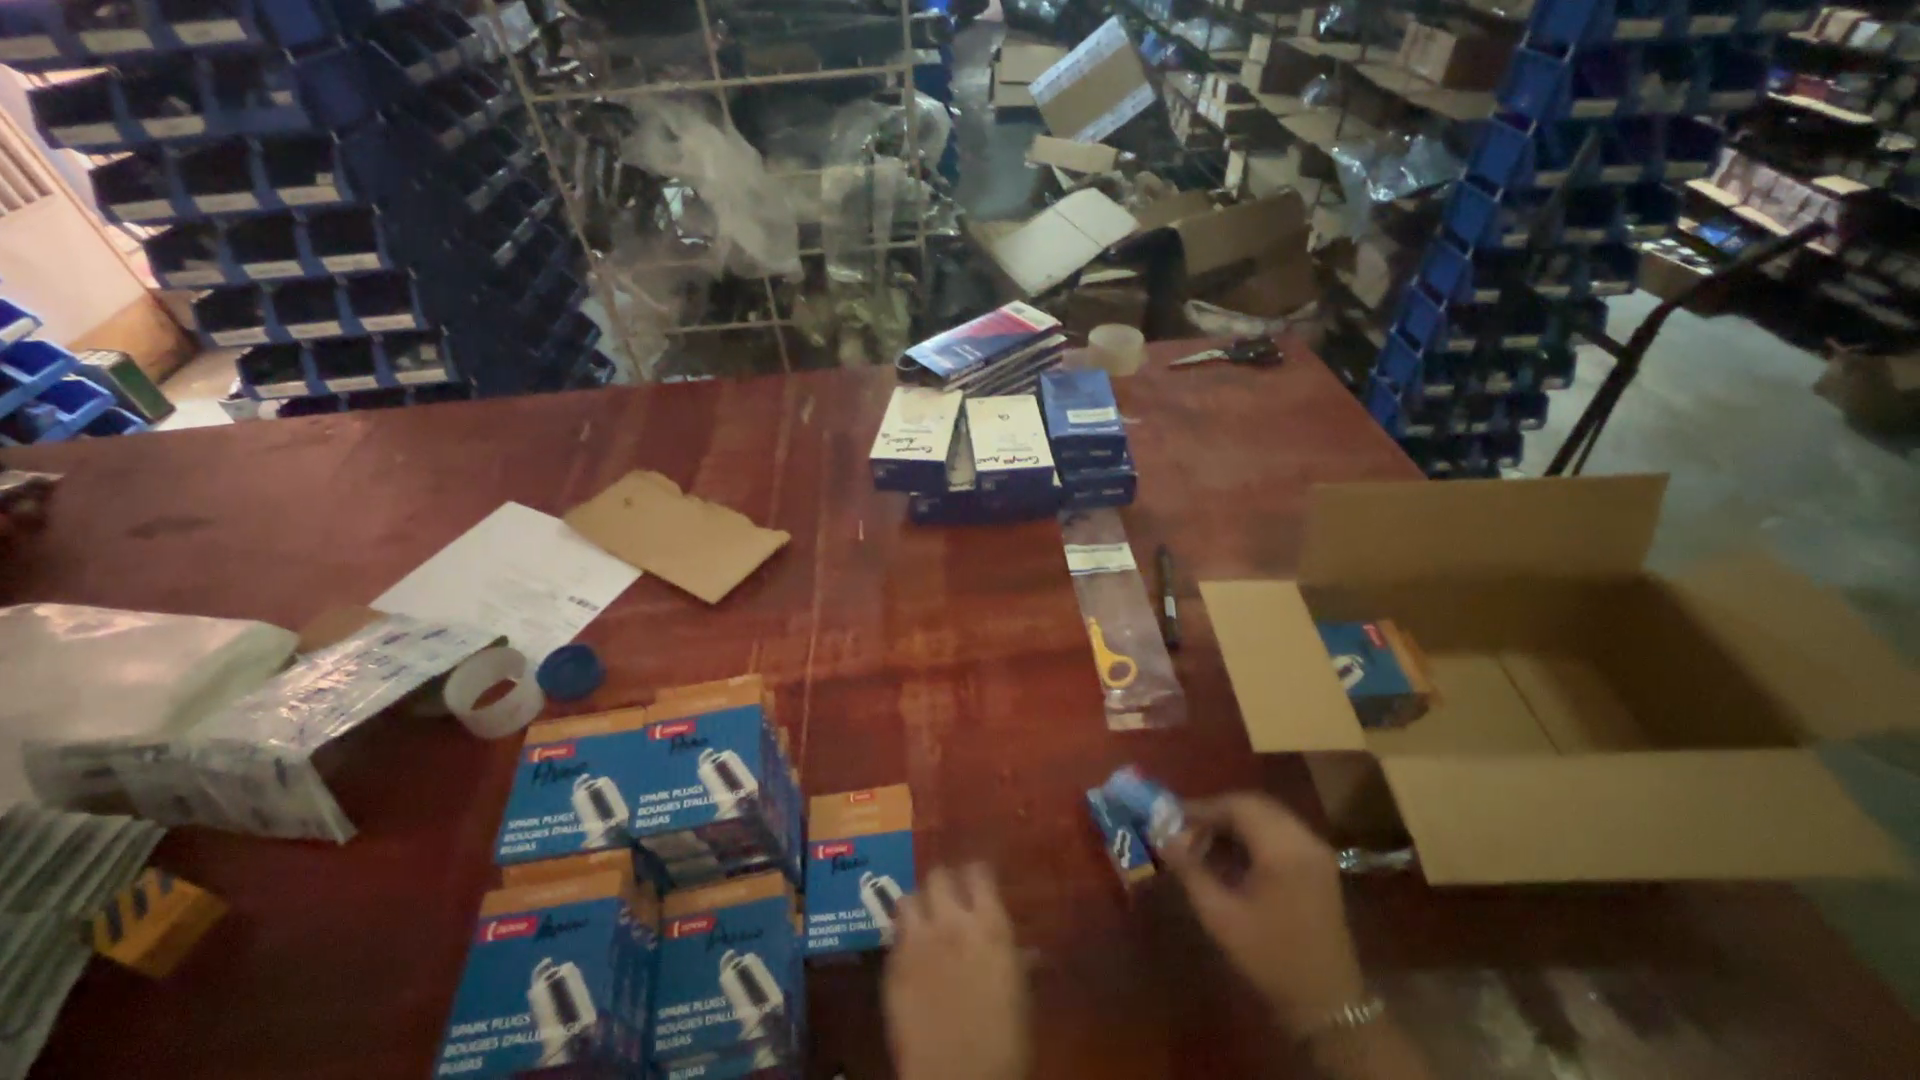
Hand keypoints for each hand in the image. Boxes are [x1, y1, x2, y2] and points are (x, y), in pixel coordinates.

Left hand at [883, 863, 1029, 1079]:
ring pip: (908, 899)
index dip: (977, 873)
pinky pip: (895, 936)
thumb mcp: (1021, 996)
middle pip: (938, 876)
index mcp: (989, 926)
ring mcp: (916, 942)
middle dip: (944, 883)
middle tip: (950, 898)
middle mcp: (950, 923)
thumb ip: (1019, 963)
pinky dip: (904, 938)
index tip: (979, 880)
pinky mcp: (892, 966)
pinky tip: (913, 955)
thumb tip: (1029, 952)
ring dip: (919, 905)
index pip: (978, 872)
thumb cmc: (1005, 1041)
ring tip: (925, 920)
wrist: (958, 1077)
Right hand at [1162, 793, 1365, 1033]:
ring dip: (1235, 823)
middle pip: (1255, 805)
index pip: (1238, 806)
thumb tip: (1163, 839)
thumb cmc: (1269, 958)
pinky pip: (1282, 832)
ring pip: (1269, 816)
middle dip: (1217, 813)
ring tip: (1203, 845)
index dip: (1202, 808)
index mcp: (1283, 850)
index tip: (1171, 819)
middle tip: (1185, 831)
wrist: (1326, 1001)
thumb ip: (1190, 870)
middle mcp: (1305, 840)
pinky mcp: (1320, 865)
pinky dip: (1254, 835)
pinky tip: (1231, 858)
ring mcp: (1317, 852)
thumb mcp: (1220, 916)